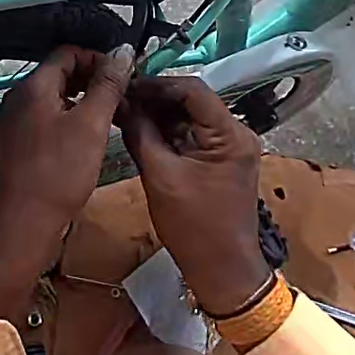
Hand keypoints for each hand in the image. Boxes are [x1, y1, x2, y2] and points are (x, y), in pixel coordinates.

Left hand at [0, 44, 138, 245]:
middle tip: (122, 97)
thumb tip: (122, 52)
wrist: (19, 225)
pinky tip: (87, 140)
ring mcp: (15, 122)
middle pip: (60, 73)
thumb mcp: (91, 125)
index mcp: (33, 86)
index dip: (99, 58)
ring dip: (83, 101)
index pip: (68, 52)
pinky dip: (69, 120)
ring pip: (55, 98)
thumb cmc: (54, 176)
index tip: (124, 75)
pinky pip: (47, 119)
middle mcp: (19, 98)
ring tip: (110, 118)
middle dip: (93, 79)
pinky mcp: (18, 144)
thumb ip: (107, 86)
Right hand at [117, 75, 270, 317]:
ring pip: (187, 115)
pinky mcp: (218, 158)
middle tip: (119, 100)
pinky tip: (138, 129)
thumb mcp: (160, 175)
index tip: (125, 87)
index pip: (192, 89)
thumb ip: (140, 132)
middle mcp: (236, 133)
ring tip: (123, 113)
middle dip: (153, 99)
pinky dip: (165, 130)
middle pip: (190, 100)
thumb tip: (120, 102)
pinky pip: (189, 133)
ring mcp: (229, 146)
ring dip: (156, 113)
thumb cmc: (193, 225)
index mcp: (230, 135)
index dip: (156, 84)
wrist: (222, 270)